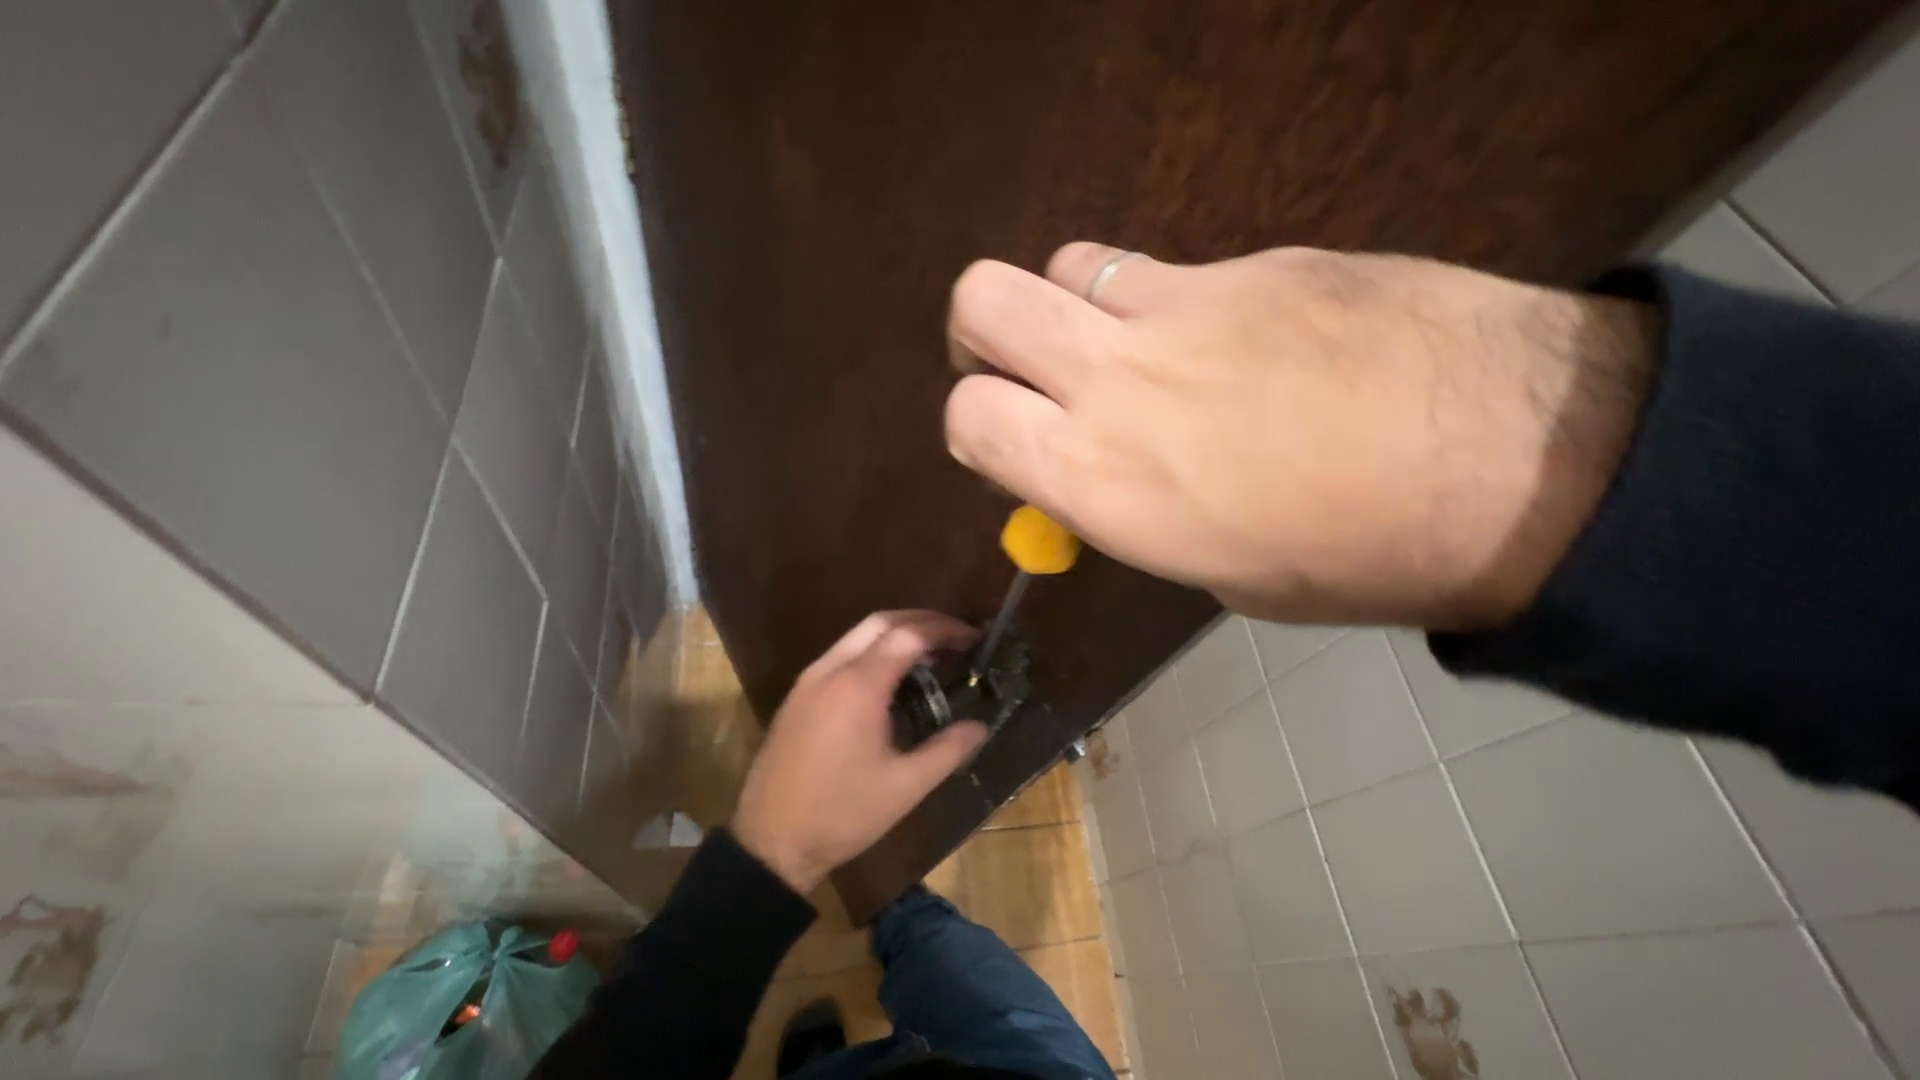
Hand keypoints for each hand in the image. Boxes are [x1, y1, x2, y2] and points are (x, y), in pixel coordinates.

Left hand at [731, 611, 988, 892]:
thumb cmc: (842, 814)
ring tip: (930, 657)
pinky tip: (890, 682)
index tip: (974, 638)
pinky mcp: (797, 699)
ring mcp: (808, 682)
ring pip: (855, 637)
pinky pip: (838, 658)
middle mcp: (829, 671)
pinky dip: (870, 654)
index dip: (945, 629)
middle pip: (879, 623)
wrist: (770, 842)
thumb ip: (947, 750)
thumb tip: (979, 727)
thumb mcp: (905, 787)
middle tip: (955, 636)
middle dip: (920, 621)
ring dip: (894, 636)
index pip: (908, 634)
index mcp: (858, 686)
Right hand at [944, 244, 1661, 628]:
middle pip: (983, 300)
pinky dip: (1180, 305)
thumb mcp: (1216, 570)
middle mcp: (1121, 378)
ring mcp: (1189, 303)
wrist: (1519, 465)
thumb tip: (1106, 472)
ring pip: (1071, 263)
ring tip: (1138, 349)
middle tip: (1025, 368)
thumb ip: (1134, 506)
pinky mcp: (1260, 259)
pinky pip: (1178, 271)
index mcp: (1104, 478)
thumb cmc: (1356, 560)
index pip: (970, 416)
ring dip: (1077, 307)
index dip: (976, 426)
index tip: (1012, 443)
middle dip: (984, 335)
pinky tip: (1250, 343)